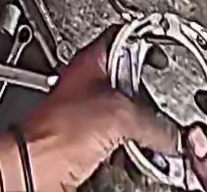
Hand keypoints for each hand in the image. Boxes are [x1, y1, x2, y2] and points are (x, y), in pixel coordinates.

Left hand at [14, 34, 177, 191]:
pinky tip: (139, 159)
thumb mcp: (117, 115)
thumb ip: (150, 119)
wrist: (34, 169)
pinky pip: (120, 141)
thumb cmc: (56, 132)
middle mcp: (89, 83)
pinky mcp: (88, 141)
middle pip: (130, 80)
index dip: (145, 38)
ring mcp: (88, 112)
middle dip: (150, 95)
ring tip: (155, 140)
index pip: (124, 37)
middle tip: (165, 105)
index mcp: (92, 61)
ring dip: (143, 128)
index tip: (163, 46)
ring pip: (126, 114)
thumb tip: (172, 134)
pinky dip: (133, 150)